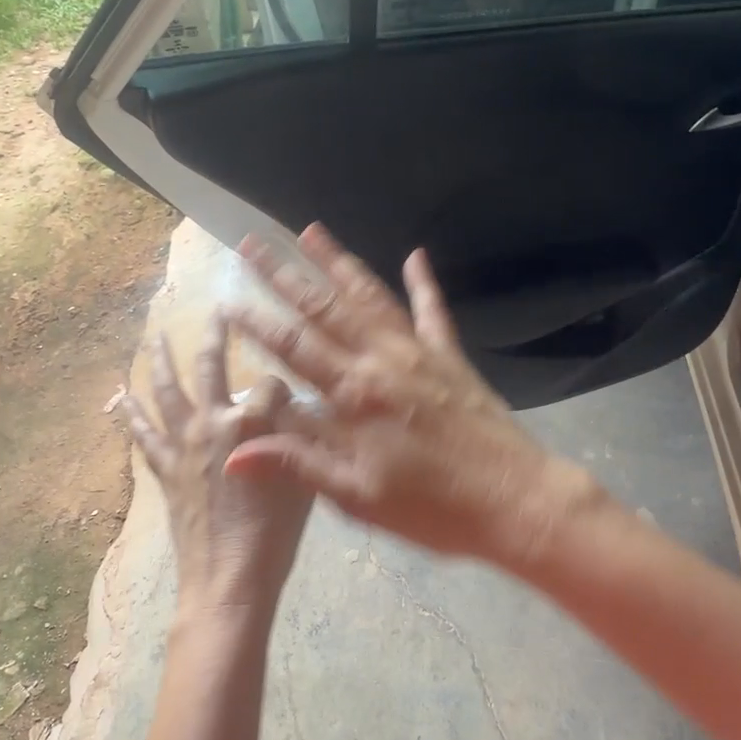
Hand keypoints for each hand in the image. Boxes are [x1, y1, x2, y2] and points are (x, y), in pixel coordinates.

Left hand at [118, 322, 313, 613]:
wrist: (228, 580)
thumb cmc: (276, 532)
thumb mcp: (304, 477)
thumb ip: (300, 436)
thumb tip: (298, 412)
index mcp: (253, 420)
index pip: (271, 383)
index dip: (285, 388)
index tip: (294, 400)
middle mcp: (213, 420)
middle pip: (212, 365)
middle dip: (216, 334)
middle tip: (216, 311)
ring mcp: (183, 444)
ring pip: (168, 390)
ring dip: (162, 359)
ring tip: (156, 337)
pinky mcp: (164, 469)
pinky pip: (143, 433)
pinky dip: (131, 412)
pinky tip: (121, 394)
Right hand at [222, 224, 606, 569]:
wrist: (514, 497)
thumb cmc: (431, 508)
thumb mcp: (357, 497)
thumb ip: (298, 463)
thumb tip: (232, 452)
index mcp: (355, 396)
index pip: (293, 349)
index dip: (257, 324)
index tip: (226, 299)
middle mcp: (382, 360)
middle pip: (325, 309)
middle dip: (285, 275)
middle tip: (253, 243)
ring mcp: (419, 352)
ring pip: (371, 297)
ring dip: (339, 262)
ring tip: (312, 231)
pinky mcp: (451, 355)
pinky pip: (432, 310)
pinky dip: (422, 281)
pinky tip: (416, 255)